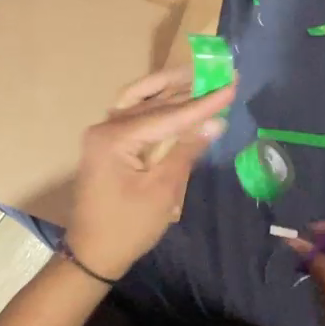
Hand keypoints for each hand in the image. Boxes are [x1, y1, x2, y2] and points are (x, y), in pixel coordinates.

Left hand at [64, 65, 234, 279]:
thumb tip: (216, 123)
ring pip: (142, 101)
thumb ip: (186, 151)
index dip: (203, 103)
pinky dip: (157, 105)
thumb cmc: (128, 226)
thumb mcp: (162, 191)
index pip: (167, 115)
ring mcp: (104, 134)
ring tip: (202, 74)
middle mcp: (105, 127)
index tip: (231, 85)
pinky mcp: (109, 144)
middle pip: (154, 101)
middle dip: (189, 88)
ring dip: (172, 89)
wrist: (93, 253)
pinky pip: (135, 115)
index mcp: (114, 138)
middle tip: (221, 72)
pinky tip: (178, 97)